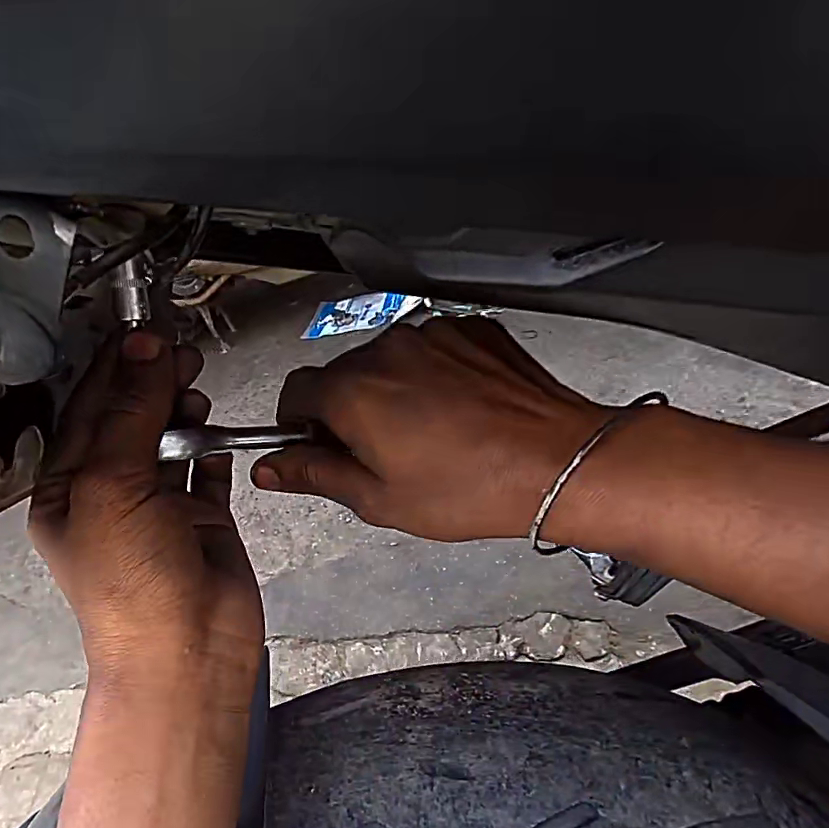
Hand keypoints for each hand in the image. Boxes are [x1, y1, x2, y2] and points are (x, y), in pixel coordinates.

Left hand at [29, 331, 263, 699]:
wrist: (187, 649)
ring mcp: (160, 509)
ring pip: (171, 444)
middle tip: (178, 353)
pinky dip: (211, 452)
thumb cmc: (131, 577)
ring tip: (195, 385)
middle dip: (151, 385)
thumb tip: (144, 351)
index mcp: (70, 490)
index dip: (114, 369)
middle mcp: (113, 495)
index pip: (89, 412)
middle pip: (132, 422)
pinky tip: (215, 434)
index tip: (142, 333)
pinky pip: (206, 475)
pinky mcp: (203, 521)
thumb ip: (130, 414)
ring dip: (182, 413)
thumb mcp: (112, 486)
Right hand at [251, 317, 611, 541]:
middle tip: (380, 452)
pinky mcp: (467, 329)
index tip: (315, 442)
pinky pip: (428, 349)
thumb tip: (272, 468)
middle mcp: (387, 350)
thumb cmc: (473, 488)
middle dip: (346, 409)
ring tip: (427, 433)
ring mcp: (431, 333)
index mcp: (354, 392)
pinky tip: (456, 410)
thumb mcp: (380, 498)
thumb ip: (316, 474)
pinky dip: (429, 375)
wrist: (556, 463)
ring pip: (385, 361)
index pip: (294, 391)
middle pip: (340, 374)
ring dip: (389, 391)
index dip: (297, 422)